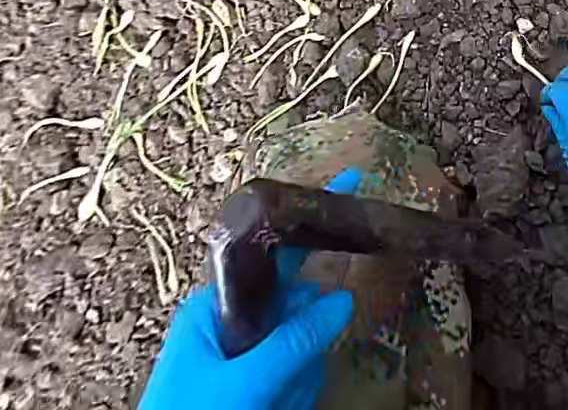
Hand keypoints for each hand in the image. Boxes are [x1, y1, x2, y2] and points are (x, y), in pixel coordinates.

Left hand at [137, 168, 363, 409]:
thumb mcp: (241, 384)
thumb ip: (294, 341)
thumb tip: (346, 298)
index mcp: (215, 305)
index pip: (273, 246)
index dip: (312, 213)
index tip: (352, 180)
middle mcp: (232, 318)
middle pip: (299, 297)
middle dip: (307, 333)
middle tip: (293, 373)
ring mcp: (246, 347)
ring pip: (305, 333)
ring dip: (301, 369)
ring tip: (278, 401)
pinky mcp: (256, 374)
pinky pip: (300, 363)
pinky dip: (298, 387)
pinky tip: (281, 405)